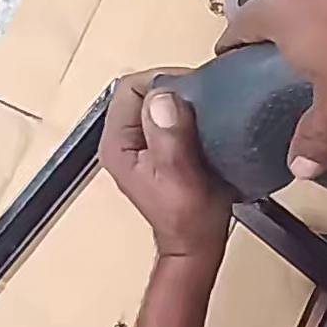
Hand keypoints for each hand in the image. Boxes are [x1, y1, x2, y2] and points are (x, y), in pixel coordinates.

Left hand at [100, 71, 230, 261]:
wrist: (196, 245)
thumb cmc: (189, 219)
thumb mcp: (181, 177)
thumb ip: (169, 137)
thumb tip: (163, 97)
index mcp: (118, 144)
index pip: (130, 88)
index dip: (162, 81)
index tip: (195, 91)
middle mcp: (123, 141)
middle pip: (142, 91)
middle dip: (174, 89)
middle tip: (206, 101)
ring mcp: (140, 145)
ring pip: (157, 102)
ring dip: (183, 101)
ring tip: (208, 111)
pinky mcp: (157, 149)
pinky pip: (169, 117)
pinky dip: (187, 114)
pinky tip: (205, 123)